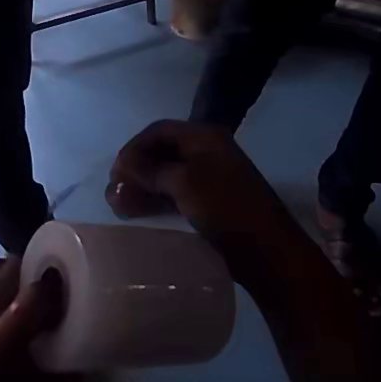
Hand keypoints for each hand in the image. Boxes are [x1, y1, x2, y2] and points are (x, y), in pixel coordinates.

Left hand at [0, 259, 75, 381]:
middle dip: (37, 274)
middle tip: (57, 294)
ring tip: (32, 299)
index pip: (30, 297)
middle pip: (8, 270)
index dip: (59, 287)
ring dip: (14, 276)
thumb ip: (61, 381)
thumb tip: (84, 346)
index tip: (79, 288)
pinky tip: (5, 310)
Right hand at [106, 120, 307, 284]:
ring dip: (141, 188)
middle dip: (135, 171)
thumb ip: (150, 170)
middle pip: (161, 154)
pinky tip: (137, 214)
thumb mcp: (184, 182)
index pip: (159, 131)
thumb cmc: (225, 207)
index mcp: (204, 137)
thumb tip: (122, 163)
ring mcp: (208, 179)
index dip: (134, 147)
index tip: (115, 171)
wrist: (266, 250)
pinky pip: (174, 196)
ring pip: (165, 177)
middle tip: (114, 193)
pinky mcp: (208, 204)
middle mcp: (206, 152)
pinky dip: (155, 202)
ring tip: (118, 207)